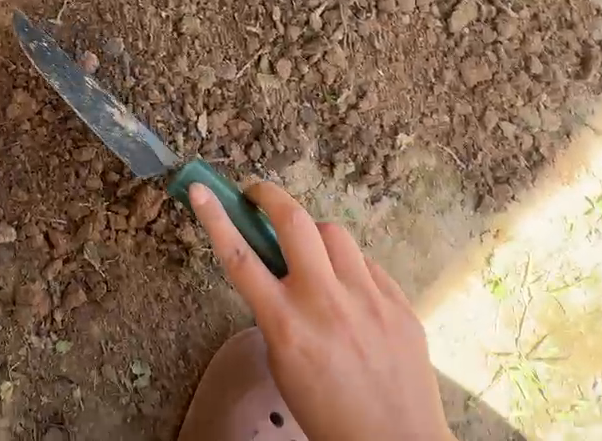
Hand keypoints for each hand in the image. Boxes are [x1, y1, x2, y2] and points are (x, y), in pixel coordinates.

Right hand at [190, 181, 450, 440]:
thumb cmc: (326, 411)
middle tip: (257, 195)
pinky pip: (367, 264)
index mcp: (286, 324)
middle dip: (270, 196)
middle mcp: (326, 303)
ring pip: (334, 233)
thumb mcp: (281, 361)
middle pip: (294, 222)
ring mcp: (369, 301)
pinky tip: (349, 290)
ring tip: (312, 254)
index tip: (201, 189)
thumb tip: (274, 267)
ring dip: (314, 234)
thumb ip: (274, 310)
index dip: (214, 217)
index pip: (240, 256)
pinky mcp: (400, 305)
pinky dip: (350, 267)